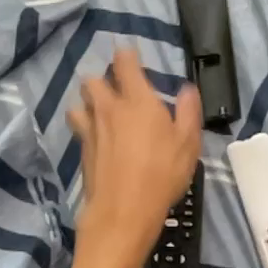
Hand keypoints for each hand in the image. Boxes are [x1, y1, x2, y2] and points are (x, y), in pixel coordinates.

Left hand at [67, 46, 201, 267]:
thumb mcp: (188, 145)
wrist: (124, 210)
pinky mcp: (81, 149)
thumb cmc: (162, 175)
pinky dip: (86, 127)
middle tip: (119, 94)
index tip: (134, 61)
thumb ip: (188, 113)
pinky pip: (79, 127)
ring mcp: (91, 128)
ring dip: (90, 103)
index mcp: (138, 100)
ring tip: (103, 116)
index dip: (128, 57)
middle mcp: (109, 107)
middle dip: (104, 81)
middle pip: (94, 78)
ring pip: (80, 102)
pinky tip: (99, 141)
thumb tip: (187, 90)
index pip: (124, 62)